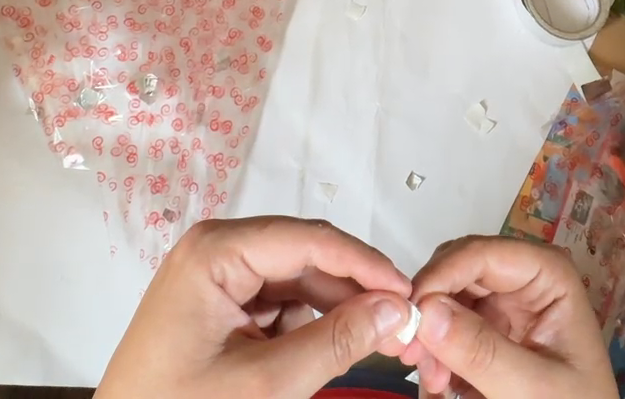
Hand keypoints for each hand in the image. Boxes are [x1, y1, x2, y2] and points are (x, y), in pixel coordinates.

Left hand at [96, 216, 415, 398]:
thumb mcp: (263, 386)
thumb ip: (335, 342)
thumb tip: (396, 308)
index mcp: (216, 251)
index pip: (308, 240)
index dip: (364, 263)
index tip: (408, 290)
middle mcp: (217, 250)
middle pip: (305, 256)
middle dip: (352, 289)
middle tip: (400, 319)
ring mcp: (217, 277)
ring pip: (297, 280)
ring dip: (333, 309)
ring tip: (375, 336)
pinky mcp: (220, 306)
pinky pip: (278, 303)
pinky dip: (307, 326)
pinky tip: (332, 345)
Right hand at [403, 236, 615, 398]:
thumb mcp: (534, 388)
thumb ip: (482, 352)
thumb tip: (426, 312)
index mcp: (545, 273)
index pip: (481, 253)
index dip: (440, 276)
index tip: (409, 315)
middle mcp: (521, 276)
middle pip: (458, 270)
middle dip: (431, 309)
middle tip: (412, 355)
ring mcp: (504, 302)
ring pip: (447, 298)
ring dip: (430, 337)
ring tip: (433, 384)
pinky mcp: (490, 329)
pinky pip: (450, 327)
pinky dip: (437, 354)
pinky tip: (440, 386)